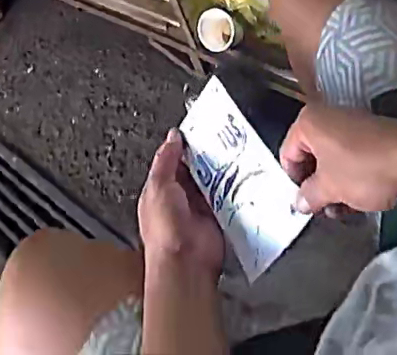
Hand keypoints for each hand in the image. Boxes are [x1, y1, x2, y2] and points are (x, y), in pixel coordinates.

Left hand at [139, 129, 224, 276]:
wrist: (185, 264)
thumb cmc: (164, 228)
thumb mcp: (158, 186)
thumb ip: (166, 160)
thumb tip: (173, 136)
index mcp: (161, 190)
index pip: (173, 161)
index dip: (184, 146)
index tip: (198, 132)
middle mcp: (180, 197)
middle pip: (195, 170)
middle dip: (205, 157)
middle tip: (218, 139)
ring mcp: (199, 207)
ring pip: (212, 180)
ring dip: (219, 171)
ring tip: (231, 151)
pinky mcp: (217, 217)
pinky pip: (225, 197)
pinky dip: (231, 187)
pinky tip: (238, 173)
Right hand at [281, 105, 396, 214]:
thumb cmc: (362, 168)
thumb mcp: (330, 188)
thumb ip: (308, 196)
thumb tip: (299, 202)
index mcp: (309, 122)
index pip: (287, 153)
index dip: (294, 182)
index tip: (305, 204)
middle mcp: (325, 117)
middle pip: (309, 156)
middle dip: (316, 186)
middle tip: (325, 210)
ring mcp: (348, 124)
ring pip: (330, 159)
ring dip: (333, 186)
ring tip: (345, 210)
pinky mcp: (367, 135)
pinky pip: (348, 157)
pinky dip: (349, 177)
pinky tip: (360, 199)